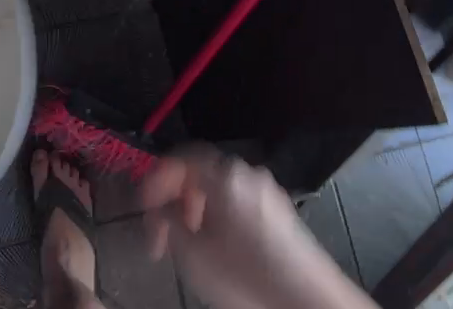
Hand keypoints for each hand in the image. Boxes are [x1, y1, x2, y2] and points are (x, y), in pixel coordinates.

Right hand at [140, 146, 371, 308]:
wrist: (309, 302)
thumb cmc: (247, 276)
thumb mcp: (194, 255)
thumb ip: (167, 223)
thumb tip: (159, 210)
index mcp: (224, 175)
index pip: (180, 158)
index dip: (156, 179)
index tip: (143, 206)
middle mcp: (246, 173)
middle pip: (200, 173)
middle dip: (176, 200)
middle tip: (162, 234)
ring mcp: (266, 191)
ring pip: (219, 190)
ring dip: (196, 211)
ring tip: (188, 247)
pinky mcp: (279, 212)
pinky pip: (238, 202)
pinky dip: (219, 217)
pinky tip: (217, 251)